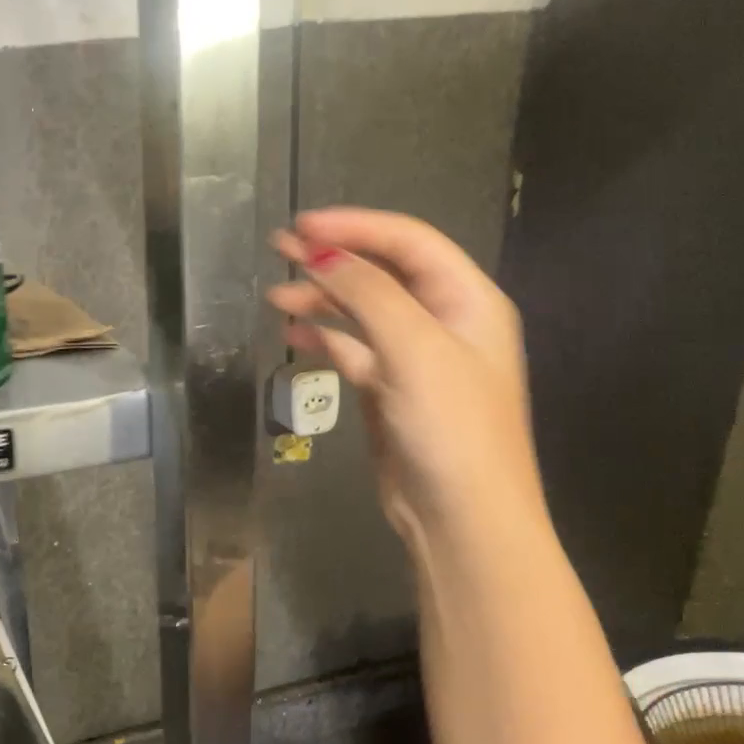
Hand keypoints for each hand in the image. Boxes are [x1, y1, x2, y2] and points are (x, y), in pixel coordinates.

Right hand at [268, 209, 544, 553]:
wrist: (462, 516)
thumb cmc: (450, 427)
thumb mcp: (413, 349)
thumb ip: (368, 294)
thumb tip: (320, 253)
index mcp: (467, 300)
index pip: (408, 242)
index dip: (355, 227)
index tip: (301, 227)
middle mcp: (444, 321)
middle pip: (383, 272)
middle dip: (334, 257)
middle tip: (279, 249)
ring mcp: (416, 357)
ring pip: (363, 310)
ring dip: (322, 297)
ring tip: (276, 295)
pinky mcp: (390, 390)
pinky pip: (352, 349)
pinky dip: (323, 336)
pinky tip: (292, 332)